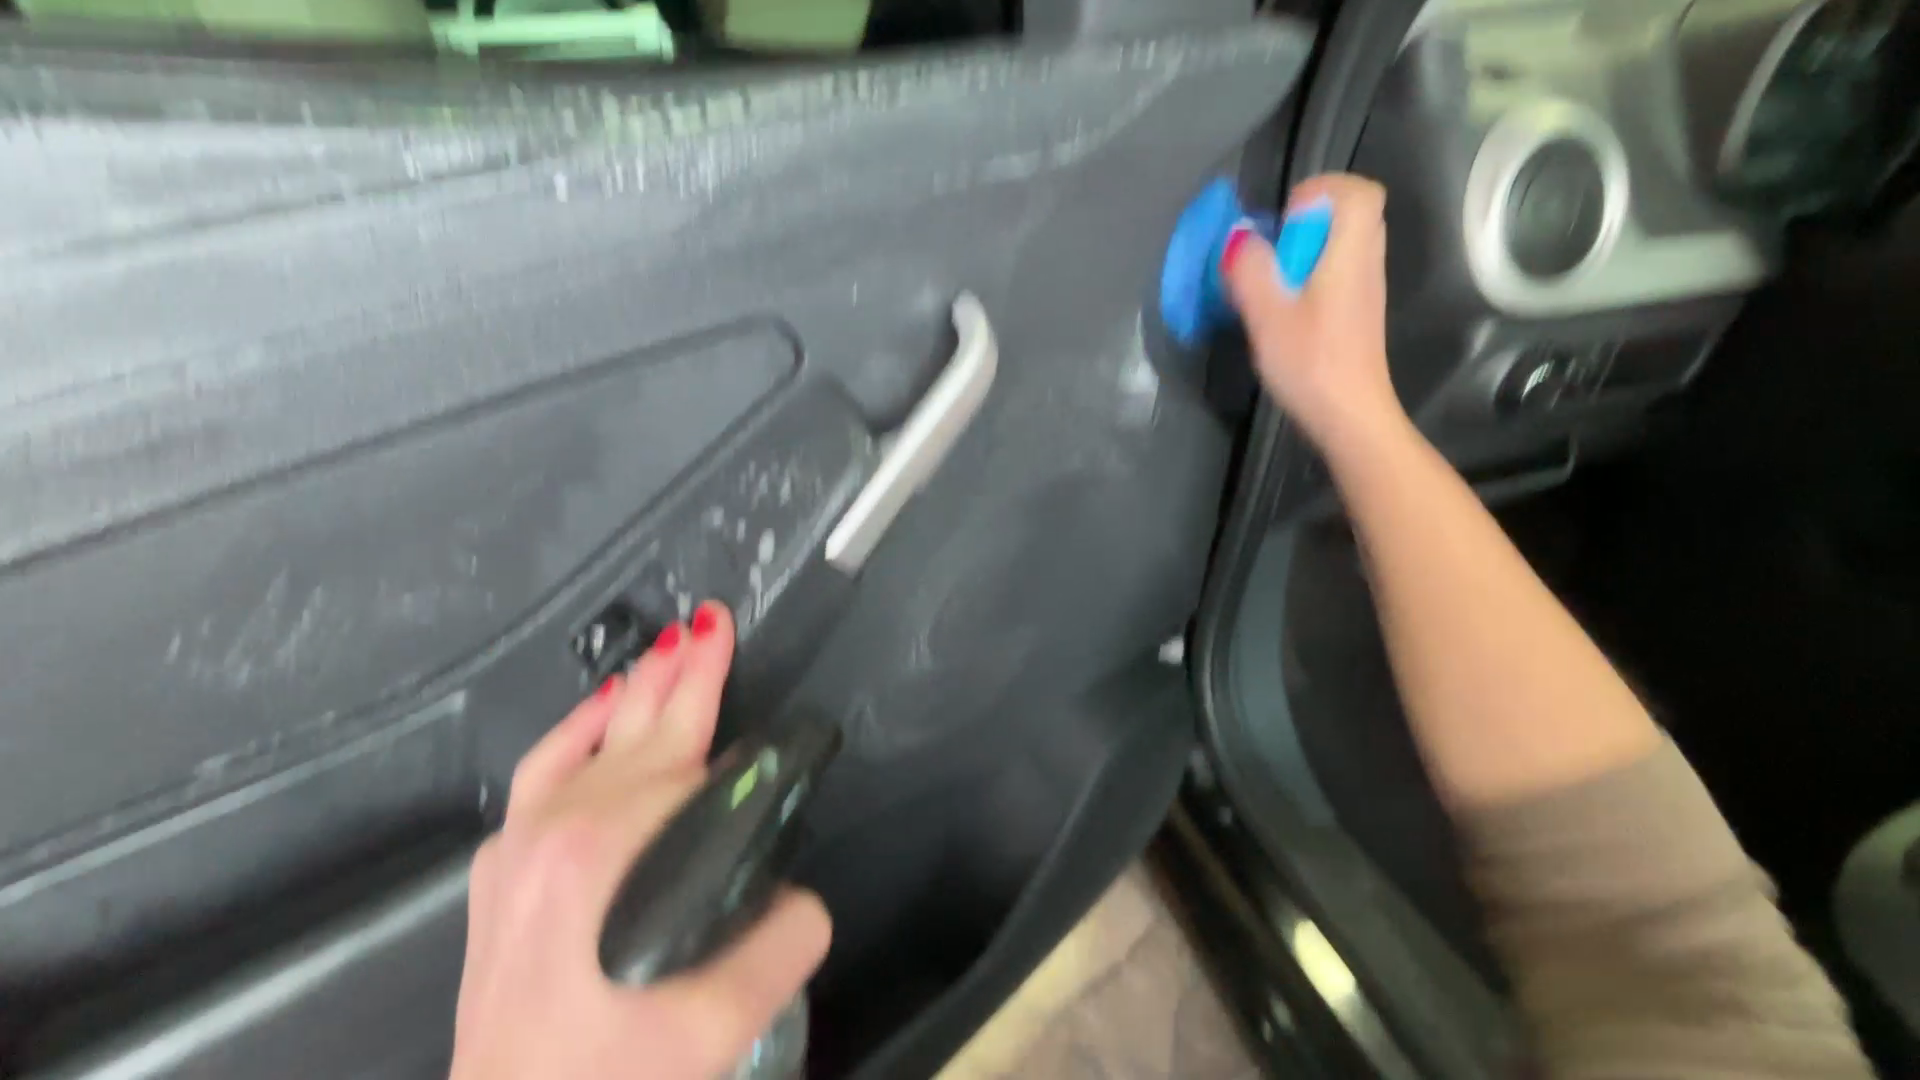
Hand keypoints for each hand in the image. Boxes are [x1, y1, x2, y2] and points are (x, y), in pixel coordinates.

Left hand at [451, 603, 832, 1079]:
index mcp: (611, 846)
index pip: (681, 747)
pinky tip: (599, 711)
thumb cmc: (616, 1073)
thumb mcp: (726, 1020)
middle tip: (709, 620)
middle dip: (681, 669)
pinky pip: (542, 771)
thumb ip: (787, 936)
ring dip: (635, 691)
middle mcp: (559, 826)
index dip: (709, 689)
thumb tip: (799, 892)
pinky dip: (576, 730)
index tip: (724, 635)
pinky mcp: (500, 869)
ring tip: (668, 650)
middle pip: (639, 728)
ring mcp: (520, 843)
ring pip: (589, 740)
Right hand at [1223, 173, 1404, 455]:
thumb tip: (1239, 239)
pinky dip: (1311, 279)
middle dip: (1308, 223)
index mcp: (1351, 253)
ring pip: (1343, 247)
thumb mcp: (1268, 315)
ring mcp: (1366, 290)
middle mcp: (1367, 263)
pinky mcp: (1358, 314)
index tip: (1284, 219)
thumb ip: (1250, 270)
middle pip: (1350, 216)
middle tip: (1274, 253)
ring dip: (1306, 254)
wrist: (1350, 417)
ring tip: (1274, 286)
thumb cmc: (1311, 363)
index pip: (1358, 192)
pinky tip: (1286, 312)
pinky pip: (1339, 274)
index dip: (1321, 190)